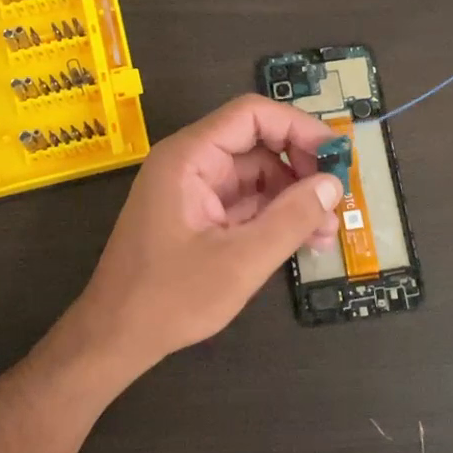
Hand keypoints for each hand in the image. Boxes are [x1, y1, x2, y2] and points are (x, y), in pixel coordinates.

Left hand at [63, 94, 344, 374]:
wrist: (115, 338)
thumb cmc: (170, 297)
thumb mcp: (240, 261)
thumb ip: (291, 219)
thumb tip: (333, 184)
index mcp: (189, 157)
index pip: (252, 115)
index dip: (298, 128)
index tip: (337, 156)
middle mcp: (190, 163)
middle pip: (257, 144)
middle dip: (301, 168)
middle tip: (337, 200)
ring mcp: (193, 190)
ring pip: (256, 176)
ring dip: (293, 197)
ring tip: (328, 231)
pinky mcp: (198, 216)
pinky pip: (245, 202)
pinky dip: (275, 216)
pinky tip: (306, 240)